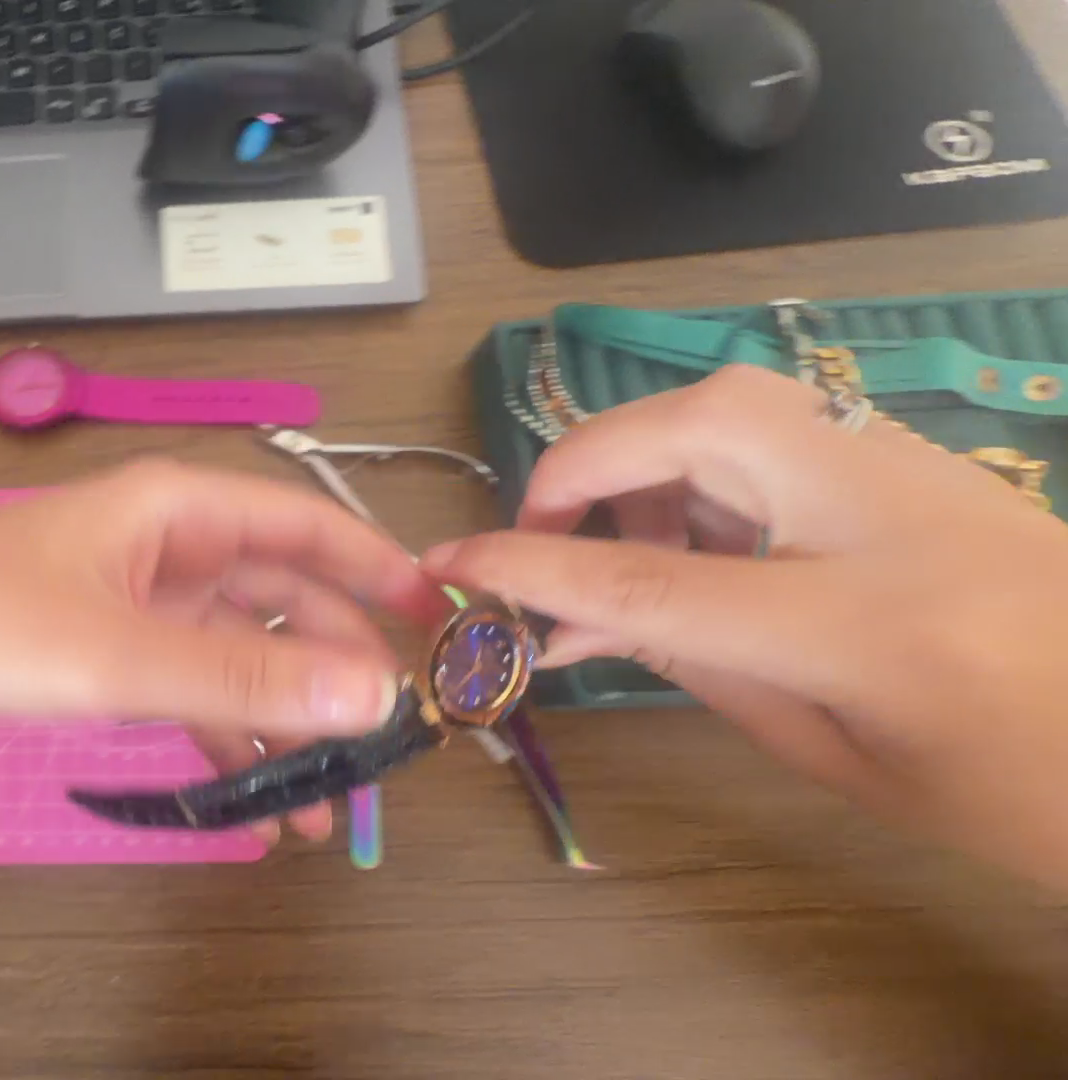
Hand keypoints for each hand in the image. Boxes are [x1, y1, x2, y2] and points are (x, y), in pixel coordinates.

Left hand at [0, 460, 442, 842]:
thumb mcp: (122, 656)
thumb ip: (245, 676)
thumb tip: (373, 693)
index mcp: (180, 509)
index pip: (307, 525)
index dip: (378, 568)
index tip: (439, 622)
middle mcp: (171, 542)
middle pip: (282, 595)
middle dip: (333, 666)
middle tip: (383, 741)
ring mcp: (144, 593)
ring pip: (239, 649)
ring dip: (281, 716)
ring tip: (323, 800)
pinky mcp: (116, 638)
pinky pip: (192, 678)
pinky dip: (225, 726)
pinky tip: (254, 789)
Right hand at [419, 365, 1067, 889]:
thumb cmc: (1025, 793)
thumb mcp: (831, 752)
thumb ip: (685, 663)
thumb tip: (565, 624)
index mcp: (876, 628)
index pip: (647, 580)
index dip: (528, 565)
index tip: (444, 561)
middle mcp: (895, 514)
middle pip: (696, 423)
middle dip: (587, 461)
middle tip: (551, 525)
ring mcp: (917, 468)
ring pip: (731, 402)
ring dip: (640, 462)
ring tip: (632, 540)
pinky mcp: (916, 455)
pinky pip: (767, 426)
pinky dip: (692, 469)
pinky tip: (700, 535)